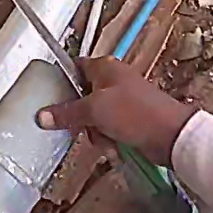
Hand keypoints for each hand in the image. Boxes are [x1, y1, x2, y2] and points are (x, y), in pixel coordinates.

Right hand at [37, 56, 197, 165]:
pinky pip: (107, 128)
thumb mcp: (94, 111)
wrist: (171, 135)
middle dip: (81, 117)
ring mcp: (122, 100)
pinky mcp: (129, 119)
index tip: (52, 97)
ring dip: (96, 131)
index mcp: (104, 67)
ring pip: (93, 116)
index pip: (74, 67)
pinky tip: (114, 144)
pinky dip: (108, 138)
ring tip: (106, 137)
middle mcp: (112, 80)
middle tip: (83, 124)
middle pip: (81, 96)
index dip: (62, 80)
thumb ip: (67, 113)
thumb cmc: (135, 113)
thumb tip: (42, 116)